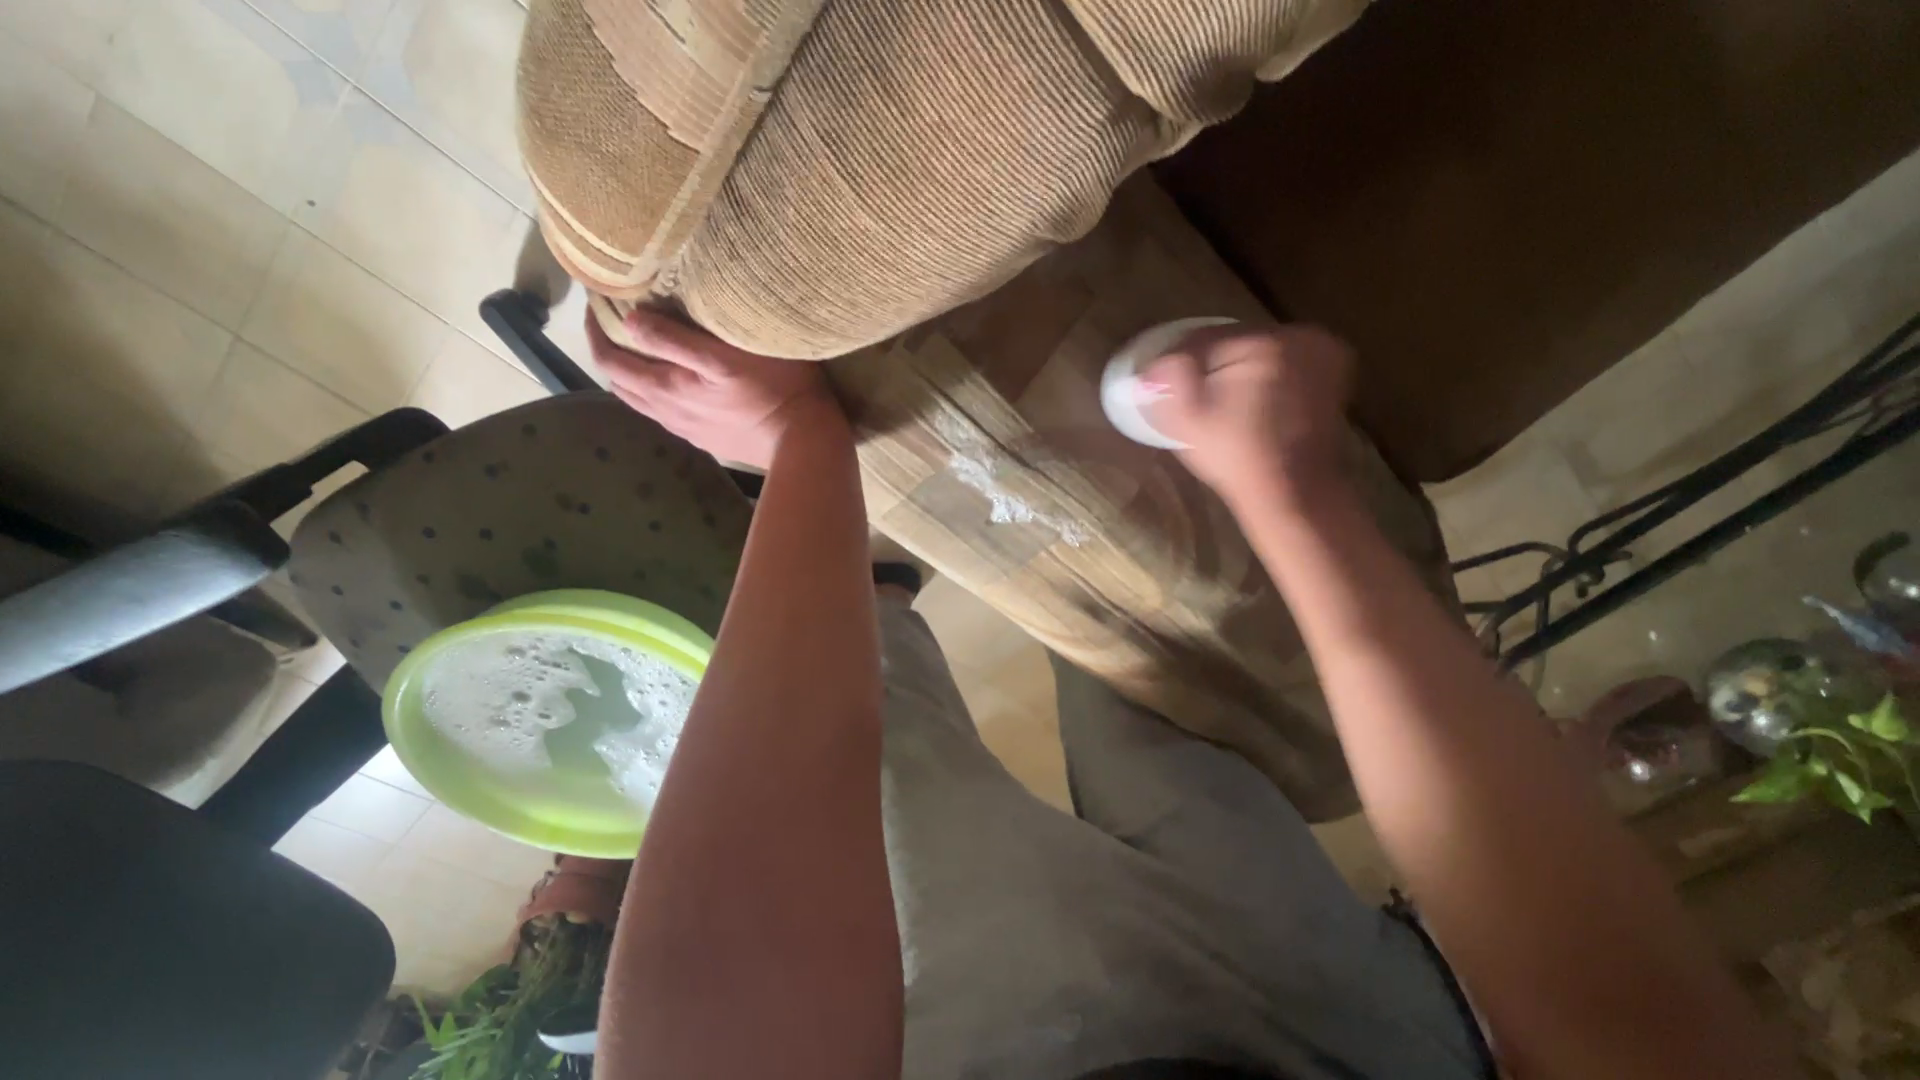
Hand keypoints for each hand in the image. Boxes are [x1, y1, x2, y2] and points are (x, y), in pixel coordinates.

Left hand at [588, 306, 840, 468]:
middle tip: (615, 320)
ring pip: (640, 400)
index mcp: (664, 388)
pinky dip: (654, 391)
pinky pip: (665, 413)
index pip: (608, 358)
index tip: (596, 302)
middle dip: (610, 349)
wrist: (804, 440)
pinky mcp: (706, 438)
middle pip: (619, 381)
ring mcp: (686, 429)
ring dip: (631, 373)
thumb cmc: (773, 388)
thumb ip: (674, 339)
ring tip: (639, 348)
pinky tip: (673, 381)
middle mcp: (666, 411)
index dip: (595, 330)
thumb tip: (630, 320)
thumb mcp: (724, 356)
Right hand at [1140, 323, 1354, 508]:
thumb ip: (1168, 381)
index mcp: (1263, 342)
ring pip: (1258, 351)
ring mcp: (1321, 352)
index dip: (1176, 362)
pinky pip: (1282, 363)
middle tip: (1184, 389)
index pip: (1203, 339)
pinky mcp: (1331, 371)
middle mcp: (1299, 336)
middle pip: (1234, 341)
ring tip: (1215, 396)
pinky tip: (1246, 399)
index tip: (1157, 383)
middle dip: (1208, 362)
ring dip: (1235, 367)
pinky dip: (1262, 375)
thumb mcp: (1188, 422)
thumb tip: (1156, 365)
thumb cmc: (1238, 459)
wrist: (1294, 493)